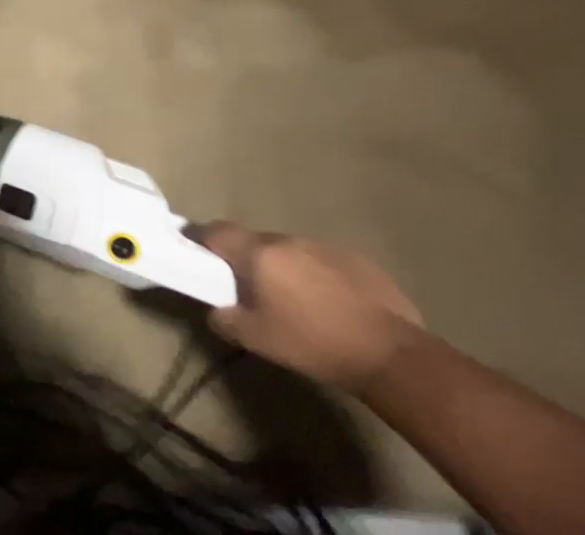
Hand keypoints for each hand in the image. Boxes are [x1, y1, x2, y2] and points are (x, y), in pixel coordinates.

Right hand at [193, 222, 426, 392]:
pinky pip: (321, 260)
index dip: (200, 240)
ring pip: (289, 250)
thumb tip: (218, 309)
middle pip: (253, 240)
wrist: (389, 353)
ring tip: (292, 299)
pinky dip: (314, 274)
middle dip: (244, 258)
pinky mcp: (357, 258)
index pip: (215, 231)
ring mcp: (325, 246)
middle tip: (247, 288)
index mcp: (258, 254)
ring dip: (282, 266)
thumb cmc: (311, 342)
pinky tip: (328, 304)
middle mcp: (288, 240)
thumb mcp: (254, 338)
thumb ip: (224, 317)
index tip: (195, 255)